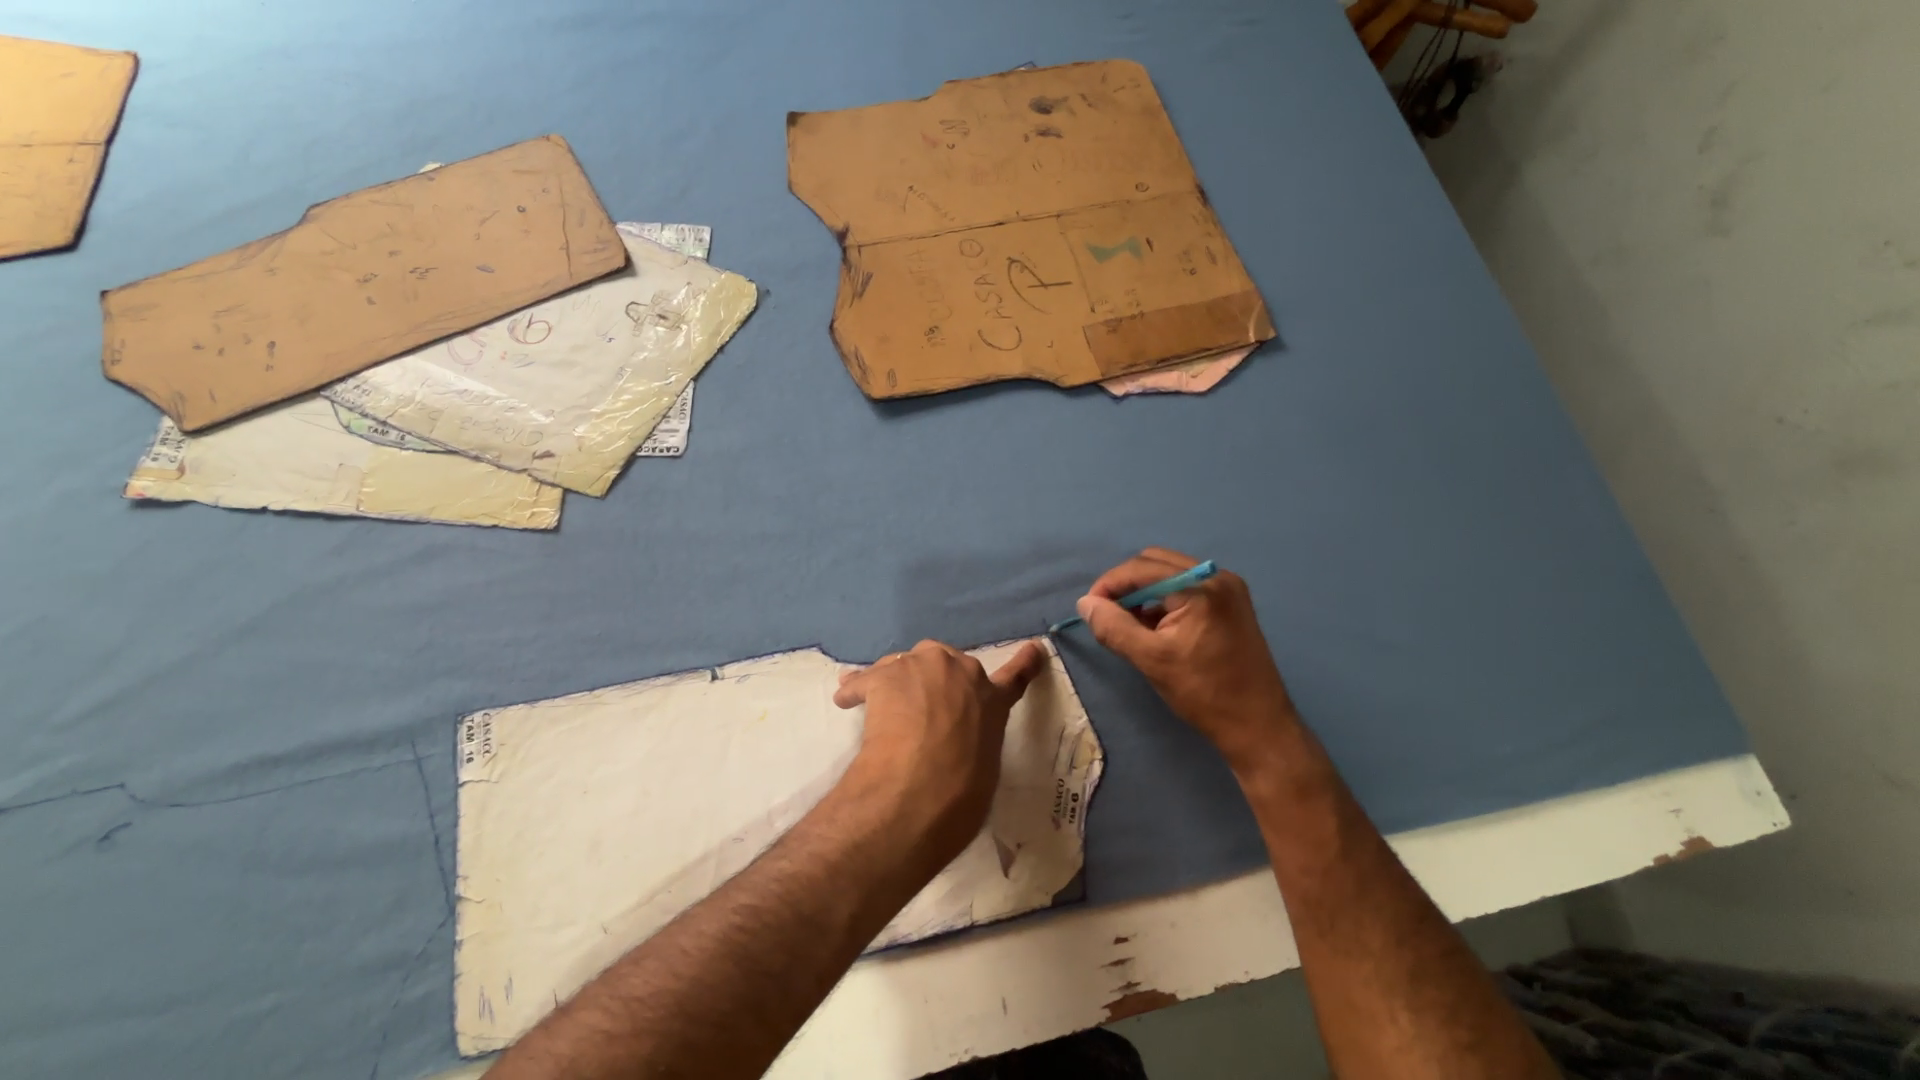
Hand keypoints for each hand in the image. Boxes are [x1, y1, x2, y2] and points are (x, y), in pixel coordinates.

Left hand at [832, 639, 1046, 872]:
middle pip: (945, 660)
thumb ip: (974, 749)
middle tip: (918, 705)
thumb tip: (954, 753)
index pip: (1015, 677)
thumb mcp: (983, 770)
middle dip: (932, 677)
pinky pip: (866, 679)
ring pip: (904, 664)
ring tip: (876, 705)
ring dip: (894, 681)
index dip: (1024, 663)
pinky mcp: (885, 676)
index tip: (1033, 648)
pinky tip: (847, 701)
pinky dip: (856, 690)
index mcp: (994, 702)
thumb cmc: (961, 792)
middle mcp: (962, 673)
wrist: (920, 787)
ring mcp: (922, 668)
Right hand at [1077, 548, 1297, 769]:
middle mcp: (1217, 576)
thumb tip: (1086, 603)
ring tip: (1129, 624)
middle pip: (1155, 563)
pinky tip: (1154, 627)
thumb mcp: (1151, 660)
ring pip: (1170, 574)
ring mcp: (1228, 588)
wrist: (1258, 724)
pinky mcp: (1231, 603)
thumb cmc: (1204, 693)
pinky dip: (1163, 600)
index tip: (1089, 609)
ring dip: (1144, 592)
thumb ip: (1114, 627)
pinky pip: (1186, 587)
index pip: (1141, 568)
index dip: (1109, 584)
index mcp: (1201, 586)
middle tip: (1107, 615)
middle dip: (1126, 585)